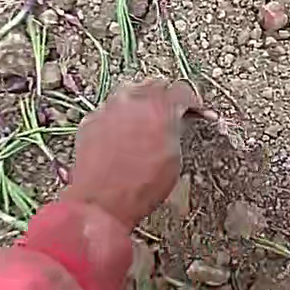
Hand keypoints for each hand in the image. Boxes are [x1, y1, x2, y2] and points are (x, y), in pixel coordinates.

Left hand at [63, 79, 203, 226]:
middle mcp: (132, 100)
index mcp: (159, 107)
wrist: (102, 204)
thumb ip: (176, 128)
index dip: (194, 102)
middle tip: (175, 114)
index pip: (182, 90)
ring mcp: (108, 109)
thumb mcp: (174, 156)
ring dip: (143, 103)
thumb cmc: (143, 185)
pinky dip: (121, 116)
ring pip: (130, 93)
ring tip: (149, 122)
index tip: (198, 113)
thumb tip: (178, 120)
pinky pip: (111, 110)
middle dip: (168, 97)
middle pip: (155, 85)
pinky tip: (125, 134)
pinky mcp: (91, 121)